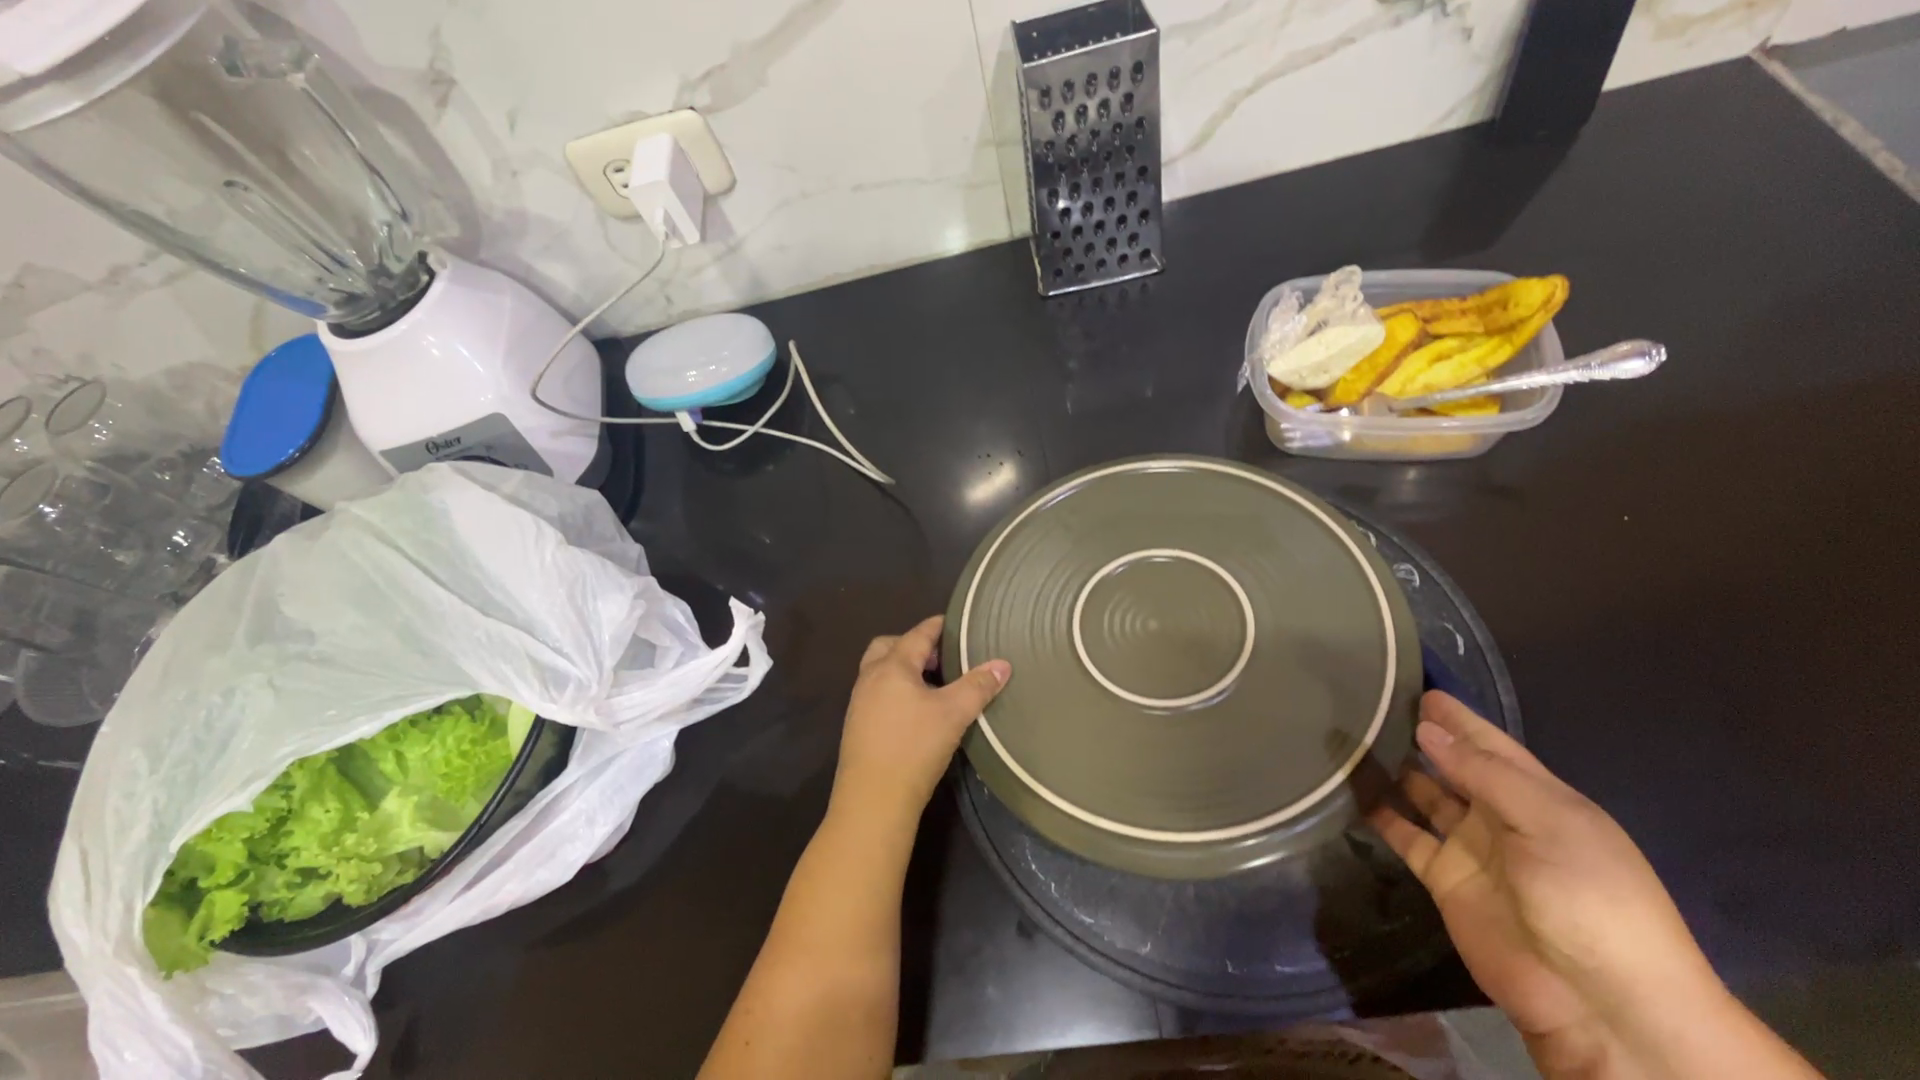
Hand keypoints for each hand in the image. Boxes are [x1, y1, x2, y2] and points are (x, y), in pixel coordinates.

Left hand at [830, 616, 1010, 826]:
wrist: (873, 798)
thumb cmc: (914, 747)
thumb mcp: (954, 714)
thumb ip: (978, 687)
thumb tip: (1002, 664)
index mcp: (892, 667)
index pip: (916, 635)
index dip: (937, 626)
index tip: (955, 623)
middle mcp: (870, 678)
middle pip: (888, 647)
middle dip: (913, 645)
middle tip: (941, 657)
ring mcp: (859, 704)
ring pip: (880, 672)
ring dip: (904, 670)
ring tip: (933, 684)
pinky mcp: (857, 727)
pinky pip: (877, 694)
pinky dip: (896, 691)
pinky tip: (916, 711)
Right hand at [1369, 692, 1725, 1074]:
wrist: (1597, 998)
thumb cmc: (1589, 897)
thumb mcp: (1547, 822)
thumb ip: (1483, 774)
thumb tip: (1426, 728)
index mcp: (1542, 796)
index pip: (1492, 744)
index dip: (1459, 718)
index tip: (1417, 686)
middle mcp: (1504, 817)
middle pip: (1456, 767)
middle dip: (1423, 738)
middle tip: (1371, 705)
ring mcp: (1473, 850)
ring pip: (1427, 797)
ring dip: (1397, 772)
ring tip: (1353, 740)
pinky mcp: (1446, 882)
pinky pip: (1407, 839)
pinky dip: (1383, 817)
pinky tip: (1353, 792)